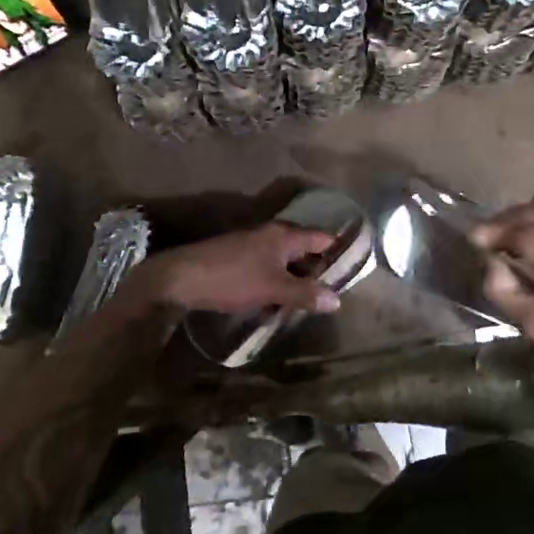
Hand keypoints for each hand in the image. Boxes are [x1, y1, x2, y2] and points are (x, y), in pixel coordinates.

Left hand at [131, 222, 340, 314]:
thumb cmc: (232, 279)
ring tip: (308, 298)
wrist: (179, 278)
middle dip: (317, 267)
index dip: (338, 250)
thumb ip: (305, 294)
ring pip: (283, 257)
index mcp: (283, 235)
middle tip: (333, 289)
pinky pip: (267, 264)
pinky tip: (276, 297)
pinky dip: (276, 278)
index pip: (320, 238)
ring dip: (295, 275)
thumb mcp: (273, 289)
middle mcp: (269, 233)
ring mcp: (251, 243)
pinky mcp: (236, 256)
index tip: (353, 265)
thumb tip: (338, 299)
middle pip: (303, 247)